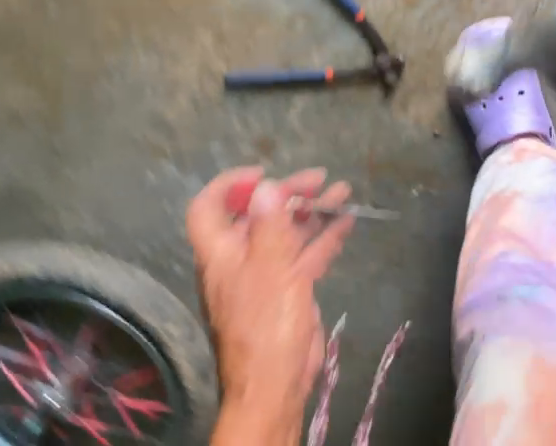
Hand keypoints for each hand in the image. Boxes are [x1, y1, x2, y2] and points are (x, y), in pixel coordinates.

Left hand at [187, 166, 354, 444]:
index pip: (208, 209)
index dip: (229, 185)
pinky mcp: (290, 290)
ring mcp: (267, 275)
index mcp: (222, 254)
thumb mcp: (270, 268)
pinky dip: (325, 236)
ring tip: (342, 192)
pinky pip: (307, 254)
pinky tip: (347, 221)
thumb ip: (270, 225)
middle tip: (319, 179)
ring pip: (288, 232)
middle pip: (259, 215)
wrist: (277, 381)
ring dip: (312, 211)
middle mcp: (240, 260)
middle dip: (288, 193)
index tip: (263, 172)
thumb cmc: (265, 323)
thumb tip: (268, 186)